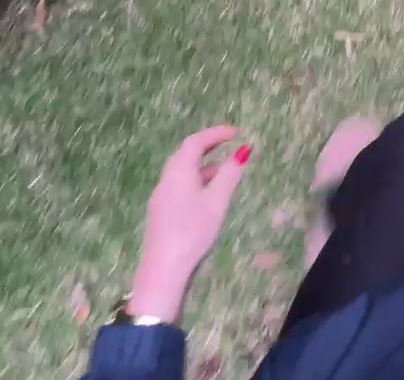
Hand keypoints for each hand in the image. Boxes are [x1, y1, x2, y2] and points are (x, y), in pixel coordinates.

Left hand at [127, 126, 250, 319]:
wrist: (163, 272)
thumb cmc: (193, 231)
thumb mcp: (217, 201)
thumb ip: (230, 174)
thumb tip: (243, 150)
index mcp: (178, 171)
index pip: (196, 142)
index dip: (216, 133)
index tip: (237, 132)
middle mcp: (166, 179)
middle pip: (186, 154)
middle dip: (208, 146)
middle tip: (229, 144)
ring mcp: (161, 197)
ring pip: (182, 171)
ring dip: (203, 165)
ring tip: (224, 171)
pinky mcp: (160, 213)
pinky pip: (179, 185)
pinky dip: (196, 180)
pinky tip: (207, 196)